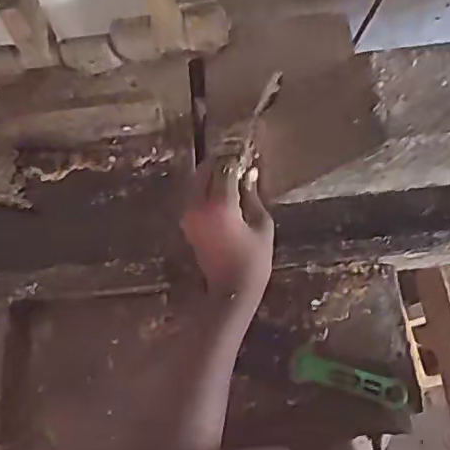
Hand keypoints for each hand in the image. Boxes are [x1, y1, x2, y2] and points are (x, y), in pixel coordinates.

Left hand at [181, 157, 273, 307]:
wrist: (230, 291)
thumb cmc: (253, 261)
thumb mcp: (262, 225)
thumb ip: (253, 196)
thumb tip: (249, 174)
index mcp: (220, 205)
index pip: (224, 168)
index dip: (236, 160)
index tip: (247, 158)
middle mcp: (198, 206)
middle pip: (204, 170)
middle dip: (220, 163)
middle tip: (237, 163)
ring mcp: (188, 215)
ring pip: (195, 181)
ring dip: (210, 174)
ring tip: (231, 176)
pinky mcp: (187, 223)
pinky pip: (193, 195)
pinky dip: (205, 188)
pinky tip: (222, 192)